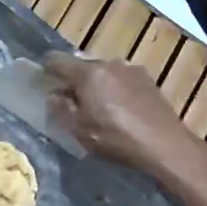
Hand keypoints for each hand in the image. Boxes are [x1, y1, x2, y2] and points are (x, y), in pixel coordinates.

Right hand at [43, 51, 206, 180]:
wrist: (166, 145)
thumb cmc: (117, 138)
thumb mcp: (79, 129)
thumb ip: (61, 109)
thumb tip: (54, 95)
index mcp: (88, 73)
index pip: (57, 60)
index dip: (45, 66)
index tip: (40, 77)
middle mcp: (109, 64)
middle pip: (81, 65)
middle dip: (72, 79)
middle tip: (68, 99)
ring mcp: (131, 69)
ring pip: (102, 71)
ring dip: (94, 83)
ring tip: (95, 105)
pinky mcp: (147, 79)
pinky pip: (120, 78)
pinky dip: (112, 87)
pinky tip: (118, 108)